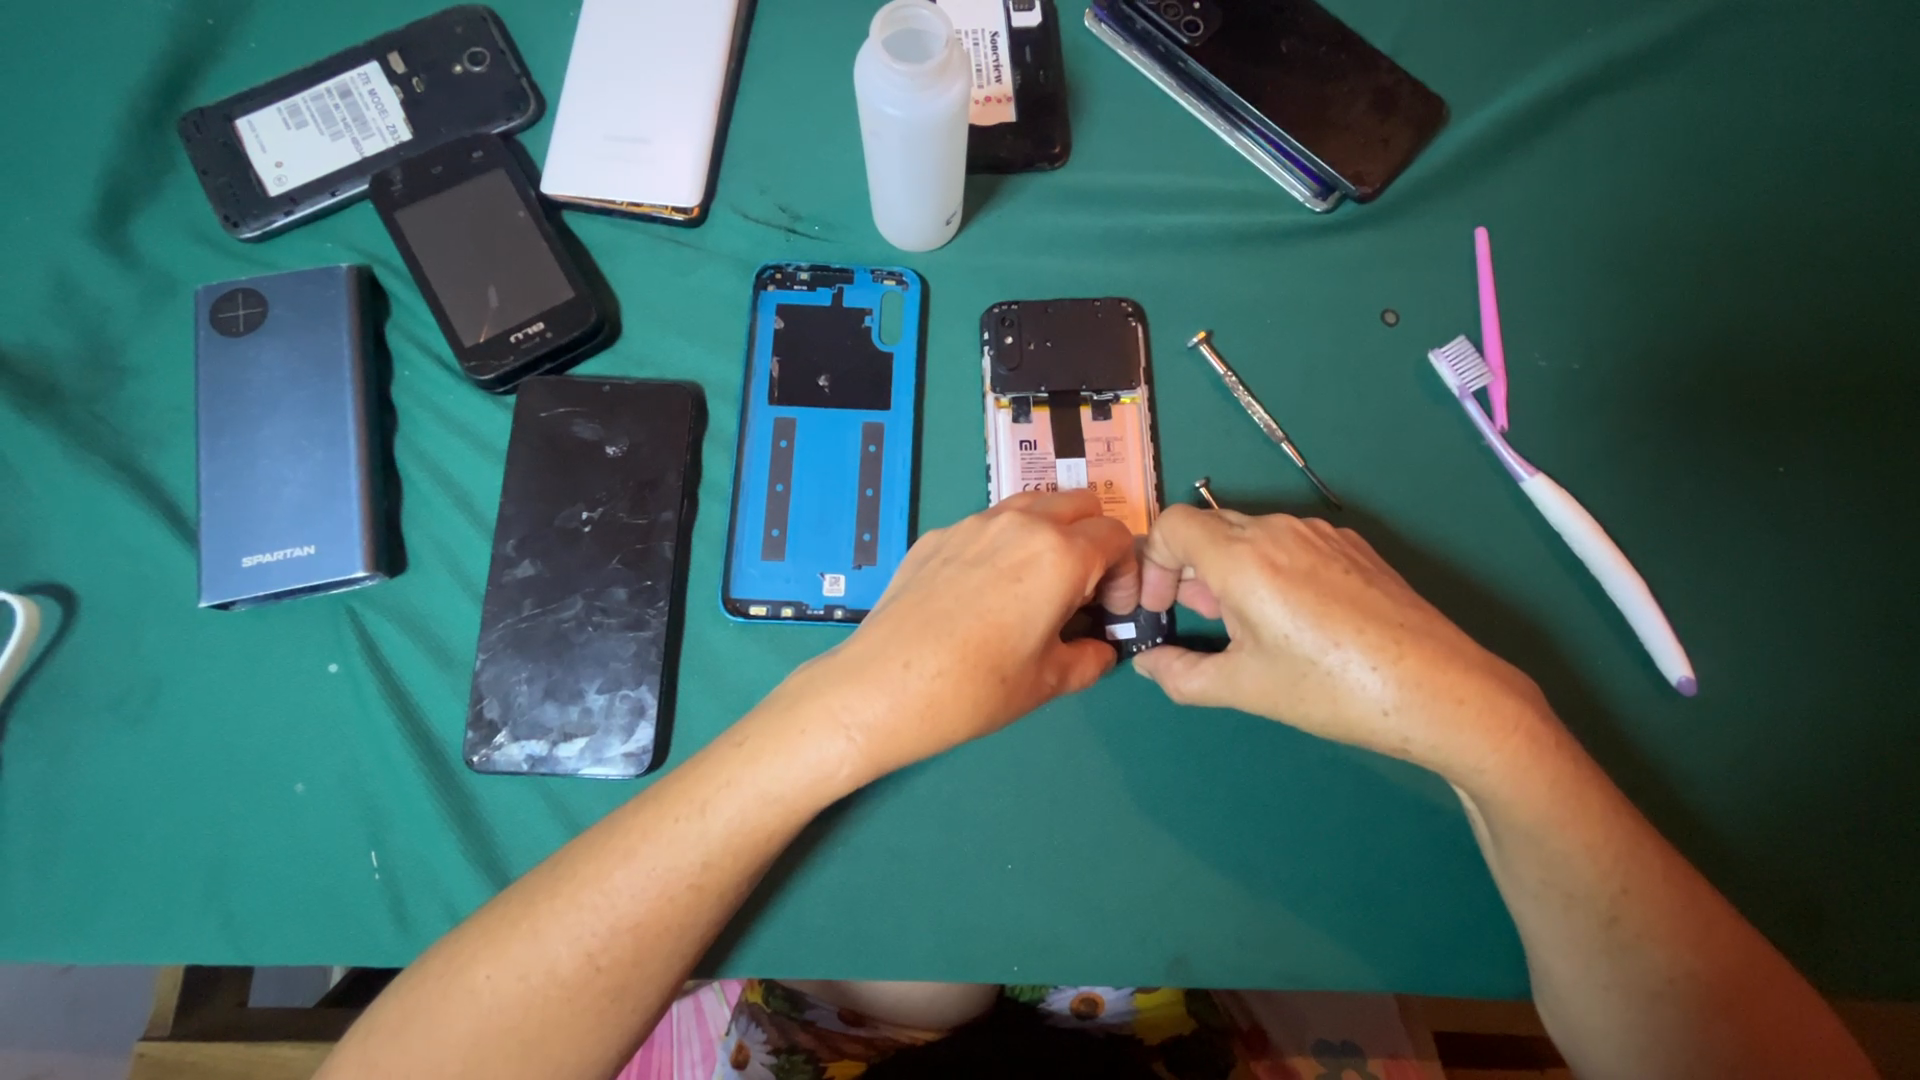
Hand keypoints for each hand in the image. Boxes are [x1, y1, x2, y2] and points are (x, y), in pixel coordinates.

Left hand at [782, 490, 1138, 785]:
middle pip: (1079, 505)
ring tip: (1035, 584)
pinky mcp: (935, 536)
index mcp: (1060, 555)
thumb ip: (1091, 659)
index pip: (1117, 538)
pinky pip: (986, 525)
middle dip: (1093, 540)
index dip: (1125, 574)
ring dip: (1049, 533)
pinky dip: (1003, 544)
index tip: (1110, 611)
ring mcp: (971, 524)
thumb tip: (1101, 649)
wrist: (883, 686)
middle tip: (1080, 590)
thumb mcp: (1049, 682)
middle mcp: (1019, 524)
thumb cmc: (977, 689)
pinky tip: (981, 593)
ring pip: (1030, 505)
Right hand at [1132, 506, 1551, 783]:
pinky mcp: (1351, 545)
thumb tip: (1147, 664)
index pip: (1170, 526)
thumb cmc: (1331, 690)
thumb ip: (1180, 675)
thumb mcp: (1244, 689)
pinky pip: (1288, 541)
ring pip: (1248, 533)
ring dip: (1227, 568)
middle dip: (1187, 569)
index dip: (1152, 564)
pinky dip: (1267, 567)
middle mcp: (1278, 530)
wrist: (1445, 691)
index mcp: (1242, 558)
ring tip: (1247, 624)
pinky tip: (1295, 616)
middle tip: (1200, 620)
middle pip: (1206, 527)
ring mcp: (1320, 533)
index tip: (1161, 609)